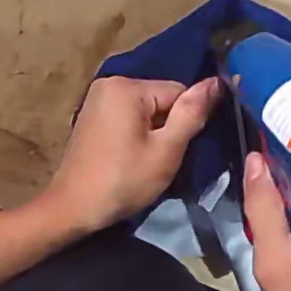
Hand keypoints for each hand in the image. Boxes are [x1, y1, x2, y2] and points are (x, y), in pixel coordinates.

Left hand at [34, 76, 220, 233]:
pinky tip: (132, 156)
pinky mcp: (92, 115)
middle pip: (161, 98)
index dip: (187, 121)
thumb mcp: (166, 150)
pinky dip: (137, 133)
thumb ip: (192, 113)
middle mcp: (109, 83)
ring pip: (147, 109)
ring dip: (154, 131)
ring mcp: (97, 99)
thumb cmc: (123, 181)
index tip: (180, 149)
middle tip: (164, 158)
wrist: (74, 208)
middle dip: (169, 126)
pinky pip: (129, 116)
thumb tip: (216, 82)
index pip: (179, 91)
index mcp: (126, 87)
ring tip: (148, 159)